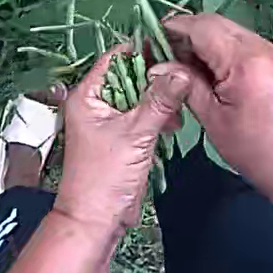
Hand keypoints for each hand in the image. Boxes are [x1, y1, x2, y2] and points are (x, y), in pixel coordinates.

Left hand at [52, 44, 191, 233]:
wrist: (95, 222)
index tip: (174, 50)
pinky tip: (174, 125)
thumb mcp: (136, 134)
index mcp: (88, 94)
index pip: (116, 58)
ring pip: (139, 97)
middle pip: (130, 77)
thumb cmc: (106, 175)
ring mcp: (109, 121)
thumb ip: (159, 101)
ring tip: (179, 112)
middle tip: (184, 81)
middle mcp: (96, 102)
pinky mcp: (122, 138)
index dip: (143, 51)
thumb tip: (183, 71)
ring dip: (160, 101)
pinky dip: (158, 118)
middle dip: (157, 79)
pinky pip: (142, 117)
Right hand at [159, 14, 272, 185]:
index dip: (170, 31)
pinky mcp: (271, 58)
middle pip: (211, 22)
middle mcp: (258, 45)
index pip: (199, 26)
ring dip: (199, 41)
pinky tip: (204, 72)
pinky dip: (216, 49)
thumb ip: (185, 85)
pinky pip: (236, 42)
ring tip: (180, 67)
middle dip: (183, 35)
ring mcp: (268, 49)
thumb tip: (157, 67)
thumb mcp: (213, 119)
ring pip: (223, 30)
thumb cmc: (257, 150)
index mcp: (243, 59)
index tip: (149, 46)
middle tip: (162, 58)